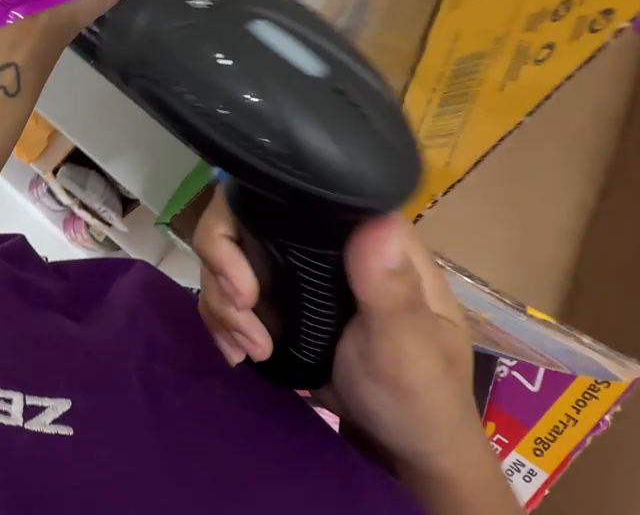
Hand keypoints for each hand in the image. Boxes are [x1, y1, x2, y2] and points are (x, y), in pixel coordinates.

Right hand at [192, 194, 482, 477]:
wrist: (399, 448)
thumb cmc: (419, 395)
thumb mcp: (408, 347)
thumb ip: (390, 289)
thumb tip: (375, 221)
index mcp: (360, 233)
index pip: (288, 192)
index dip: (245, 219)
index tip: (244, 282)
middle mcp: (320, 239)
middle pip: (238, 220)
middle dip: (223, 271)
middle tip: (242, 314)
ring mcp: (291, 267)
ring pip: (223, 255)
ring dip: (222, 304)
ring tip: (250, 350)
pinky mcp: (273, 295)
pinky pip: (222, 288)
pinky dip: (221, 319)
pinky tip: (239, 352)